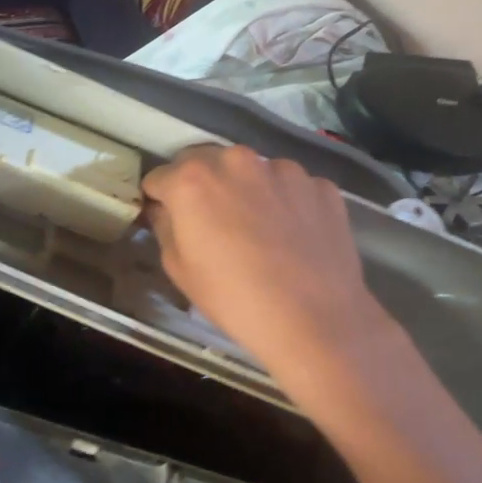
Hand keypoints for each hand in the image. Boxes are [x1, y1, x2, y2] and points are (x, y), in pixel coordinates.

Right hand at [142, 146, 381, 363]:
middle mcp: (236, 160)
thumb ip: (164, 226)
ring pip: (252, 171)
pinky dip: (286, 202)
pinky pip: (291, 187)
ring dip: (247, 189)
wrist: (316, 322)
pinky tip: (293, 236)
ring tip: (260, 230)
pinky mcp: (321, 186)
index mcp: (192, 179)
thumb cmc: (234, 298)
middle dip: (203, 185)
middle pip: (207, 163)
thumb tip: (165, 211)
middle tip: (214, 223)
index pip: (160, 176)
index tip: (170, 218)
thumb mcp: (179, 268)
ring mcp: (283, 169)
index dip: (161, 198)